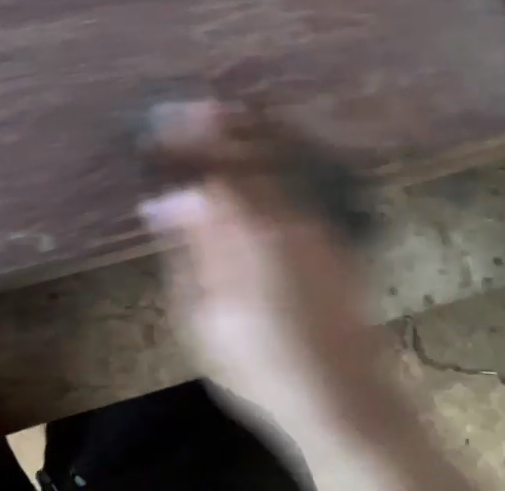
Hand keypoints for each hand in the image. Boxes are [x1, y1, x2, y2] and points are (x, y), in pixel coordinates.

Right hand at [139, 102, 473, 490]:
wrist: (345, 400)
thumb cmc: (261, 368)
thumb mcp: (203, 319)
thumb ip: (185, 252)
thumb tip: (163, 203)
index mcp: (247, 234)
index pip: (212, 166)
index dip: (186, 141)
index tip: (160, 127)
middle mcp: (285, 215)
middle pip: (250, 151)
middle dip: (218, 123)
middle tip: (191, 104)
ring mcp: (315, 220)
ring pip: (279, 156)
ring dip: (249, 129)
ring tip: (224, 109)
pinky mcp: (333, 232)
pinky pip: (301, 172)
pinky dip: (277, 150)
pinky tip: (265, 143)